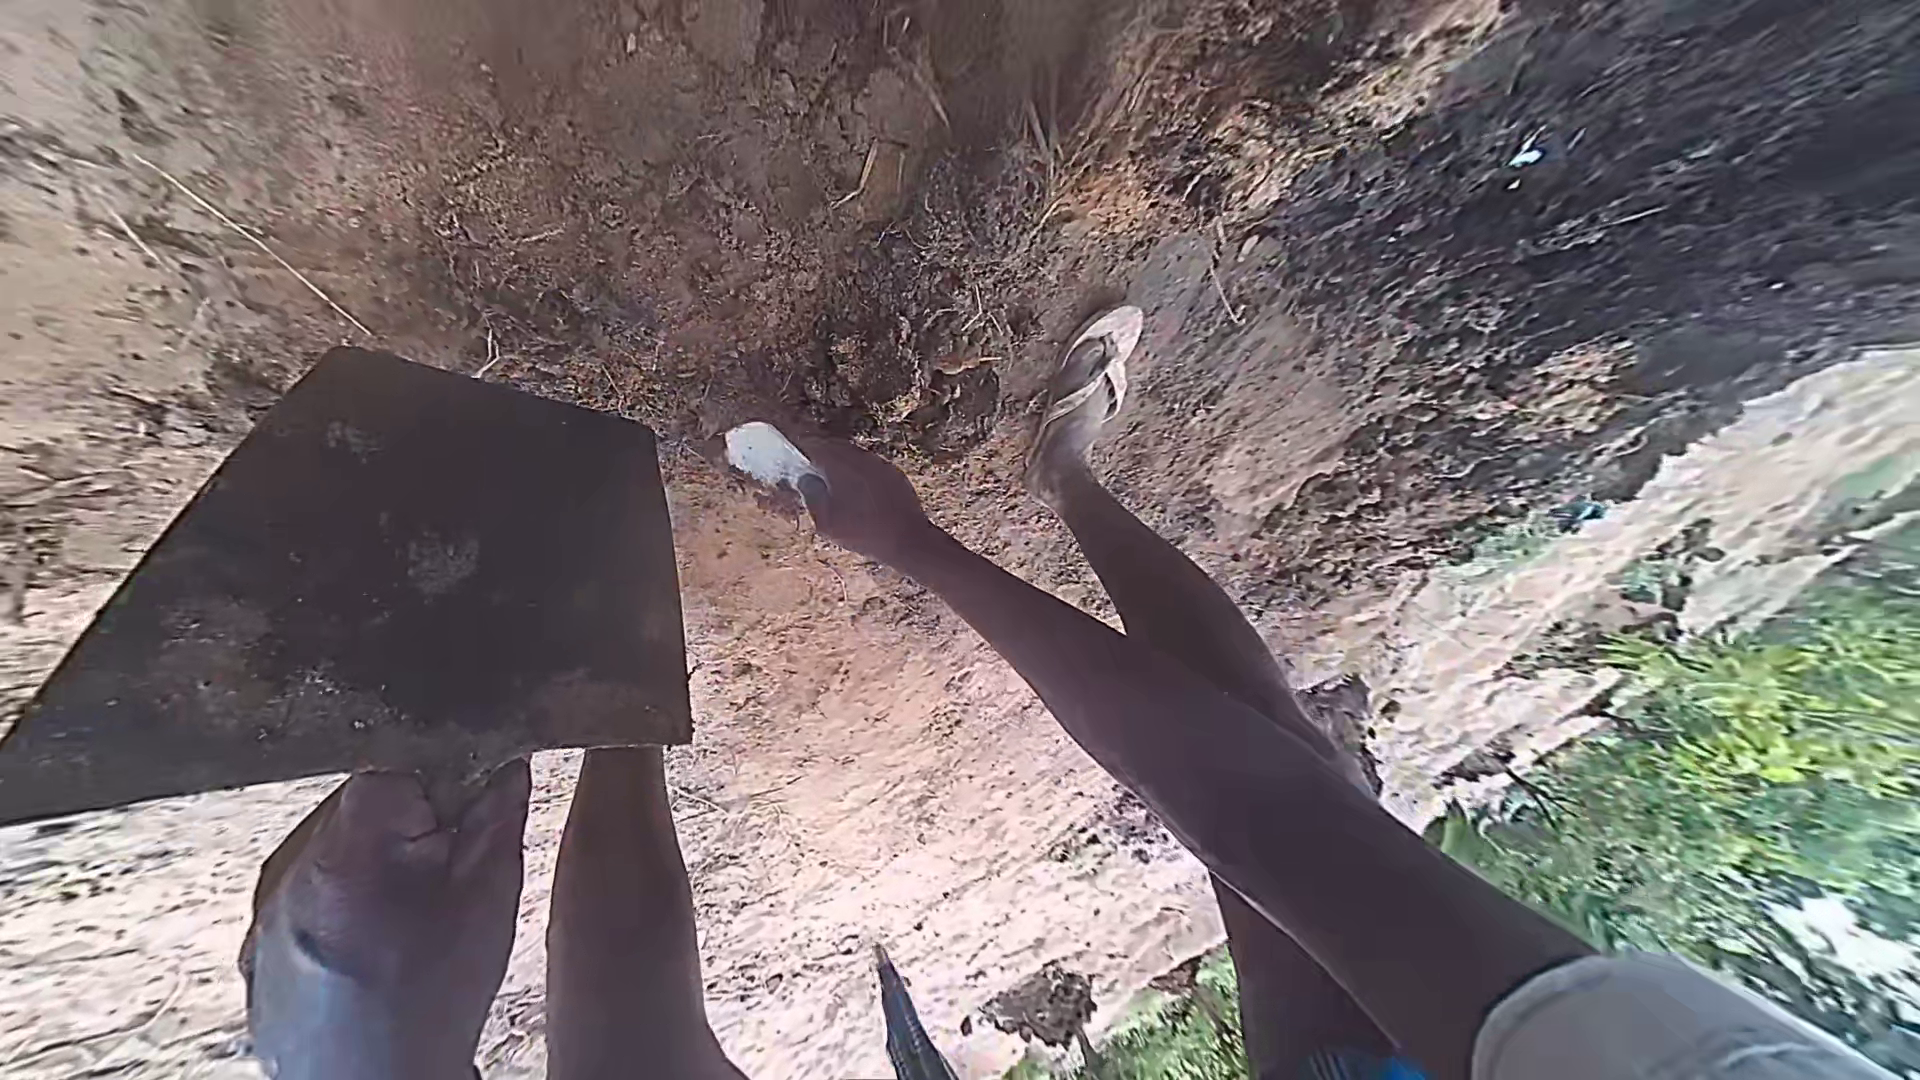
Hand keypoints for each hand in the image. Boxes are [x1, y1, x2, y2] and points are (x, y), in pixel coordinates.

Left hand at [242, 761, 530, 1079]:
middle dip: (420, 809)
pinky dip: (361, 873)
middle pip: (367, 798)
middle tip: (456, 850)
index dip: (444, 777)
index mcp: (344, 856)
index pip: (394, 769)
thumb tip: (510, 759)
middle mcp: (286, 875)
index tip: (471, 807)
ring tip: (425, 887)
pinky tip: (392, 913)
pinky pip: (320, 871)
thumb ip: (499, 811)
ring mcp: (263, 910)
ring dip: (391, 840)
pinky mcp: (259, 936)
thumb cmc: (438, 988)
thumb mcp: (492, 887)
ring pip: (345, 832)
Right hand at [795, 437, 944, 565]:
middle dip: (822, 457)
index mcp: (840, 463)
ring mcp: (881, 464)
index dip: (802, 452)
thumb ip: (811, 495)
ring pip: (855, 456)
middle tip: (814, 475)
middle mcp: (862, 457)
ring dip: (843, 466)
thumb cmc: (862, 533)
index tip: (796, 464)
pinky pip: (872, 467)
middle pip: (835, 447)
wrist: (907, 540)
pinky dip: (862, 475)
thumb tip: (805, 479)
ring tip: (836, 487)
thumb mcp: (825, 521)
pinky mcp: (896, 474)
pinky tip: (860, 495)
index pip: (814, 445)